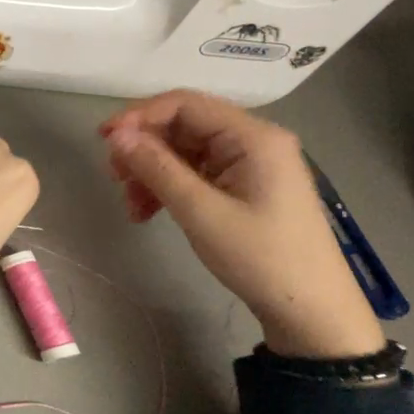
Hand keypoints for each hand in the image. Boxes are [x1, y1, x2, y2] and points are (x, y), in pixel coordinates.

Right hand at [100, 90, 384, 359]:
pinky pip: (192, 171)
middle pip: (181, 125)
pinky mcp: (242, 185)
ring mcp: (248, 163)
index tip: (103, 141)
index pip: (184, 104)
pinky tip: (147, 211)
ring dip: (149, 171)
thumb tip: (116, 134)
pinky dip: (165, 186)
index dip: (139, 116)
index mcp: (253, 137)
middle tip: (114, 179)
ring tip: (132, 205)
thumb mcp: (199, 211)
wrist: (310, 308)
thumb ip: (157, 167)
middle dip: (142, 149)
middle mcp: (253, 141)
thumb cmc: (260, 257)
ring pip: (181, 150)